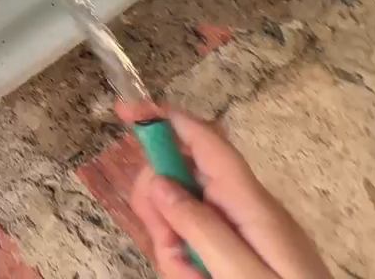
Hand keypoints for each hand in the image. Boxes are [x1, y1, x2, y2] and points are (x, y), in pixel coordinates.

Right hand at [129, 111, 331, 278]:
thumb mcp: (241, 275)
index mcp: (250, 202)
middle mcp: (243, 206)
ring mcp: (240, 229)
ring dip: (170, 240)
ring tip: (187, 276)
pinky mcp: (238, 250)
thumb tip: (158, 181)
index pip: (203, 138)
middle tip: (163, 242)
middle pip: (181, 174)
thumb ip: (199, 227)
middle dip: (157, 203)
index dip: (163, 117)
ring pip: (179, 209)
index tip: (124, 112)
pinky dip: (183, 257)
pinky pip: (193, 236)